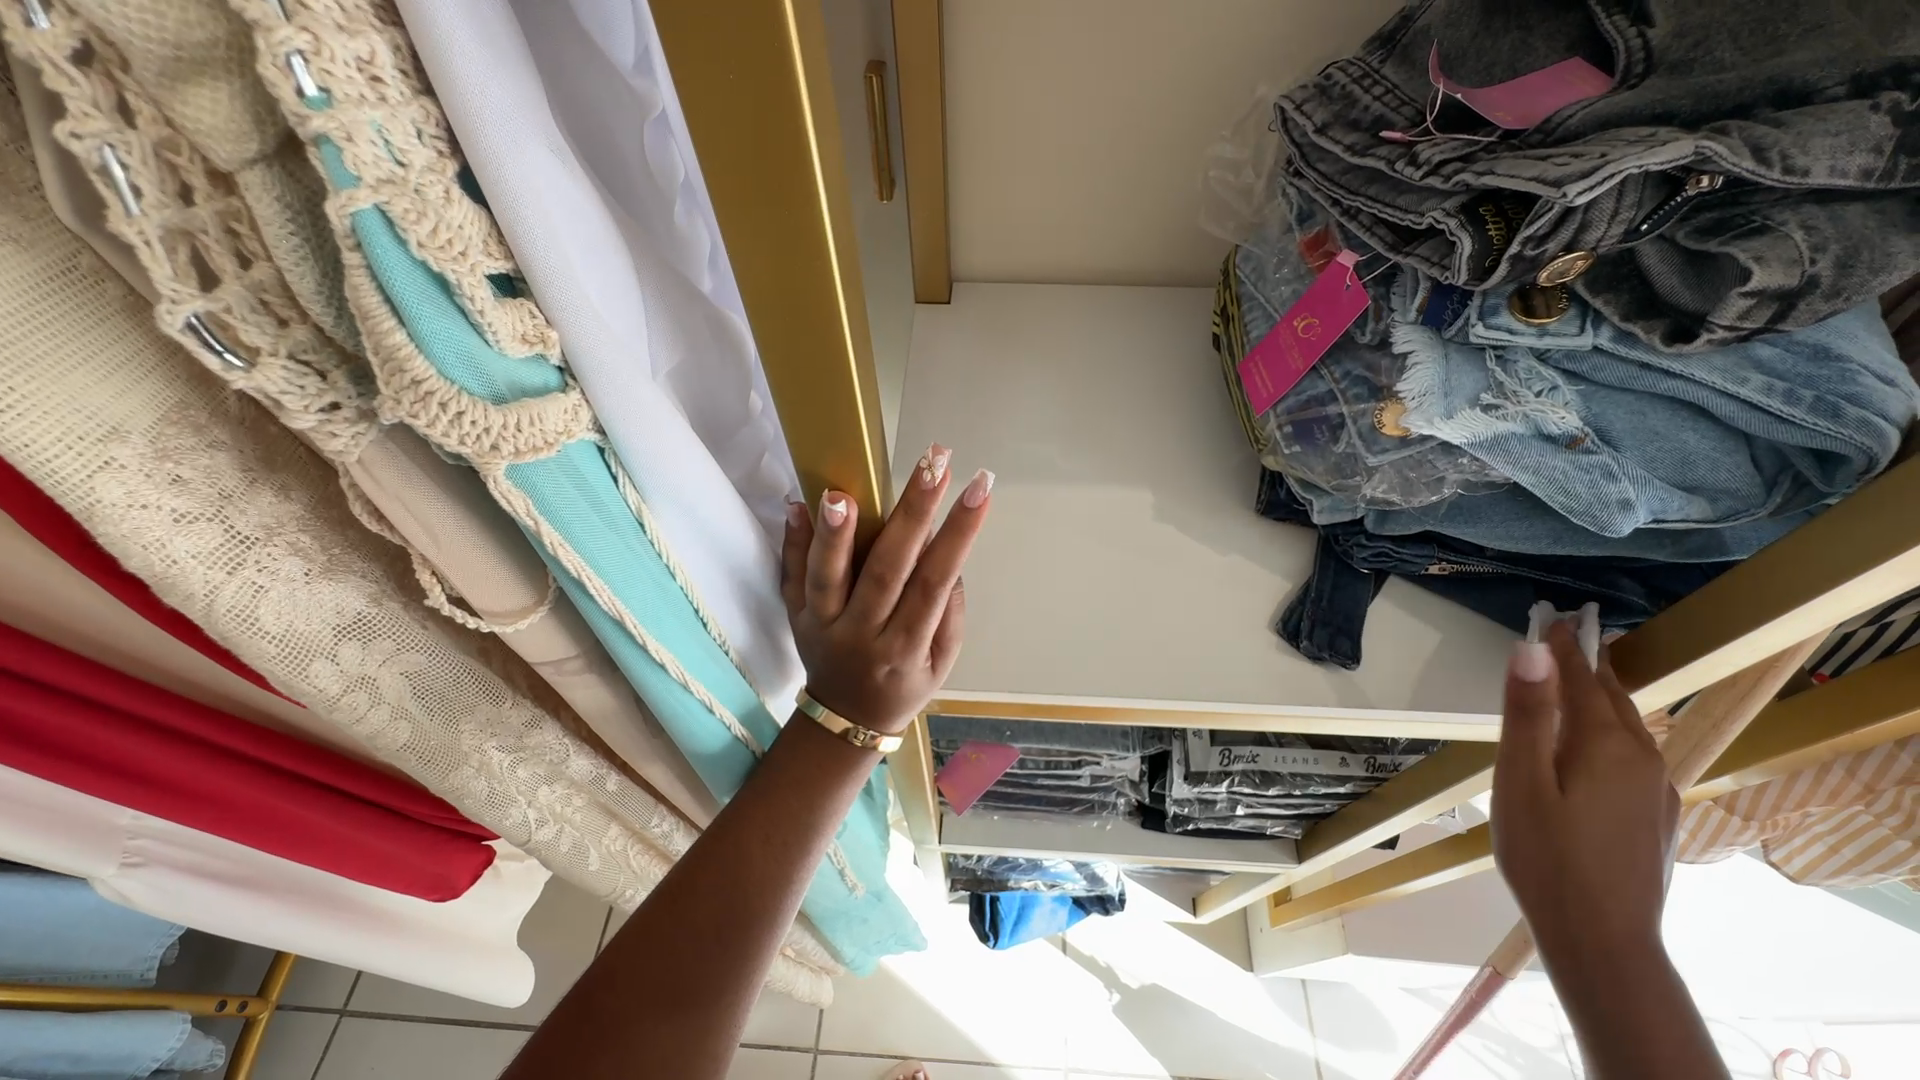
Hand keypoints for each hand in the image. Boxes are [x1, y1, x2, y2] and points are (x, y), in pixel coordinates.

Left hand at [780, 444, 992, 733]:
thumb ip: (949, 611)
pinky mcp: (794, 617)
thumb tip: (944, 549)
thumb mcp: (942, 662)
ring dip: (836, 533)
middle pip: (886, 570)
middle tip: (934, 461)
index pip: (935, 582)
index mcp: (905, 648)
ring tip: (843, 491)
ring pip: (827, 577)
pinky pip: (790, 577)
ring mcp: (821, 626)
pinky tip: (797, 503)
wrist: (843, 722)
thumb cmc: (904, 685)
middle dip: (912, 511)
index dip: (958, 534)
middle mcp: (862, 635)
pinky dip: (793, 540)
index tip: (979, 487)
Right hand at [1492, 621, 1679, 959]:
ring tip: (1576, 684)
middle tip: (1563, 638)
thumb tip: (1532, 650)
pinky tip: (1597, 750)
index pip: (1581, 678)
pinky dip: (1612, 734)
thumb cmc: (1546, 856)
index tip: (1549, 617)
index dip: (1562, 647)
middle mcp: (1642, 758)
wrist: (1604, 939)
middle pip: (1611, 699)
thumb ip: (1528, 715)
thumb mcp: (1521, 781)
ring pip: (1628, 729)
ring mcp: (1656, 790)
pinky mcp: (1658, 818)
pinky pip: (1634, 758)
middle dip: (1586, 666)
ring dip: (1601, 699)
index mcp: (1605, 743)